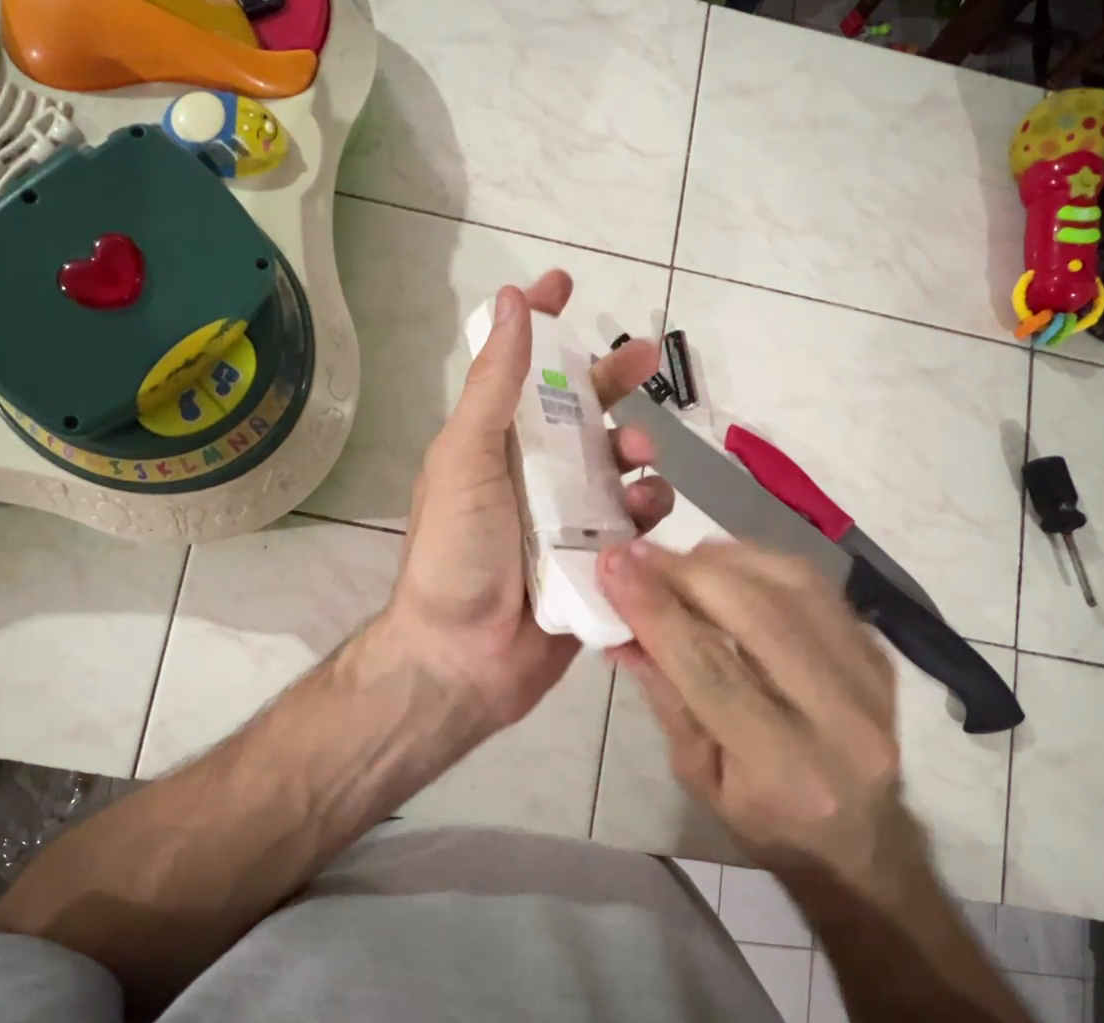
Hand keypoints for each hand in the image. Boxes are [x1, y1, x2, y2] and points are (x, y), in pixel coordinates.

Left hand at [384, 270, 672, 732]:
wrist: (464, 657)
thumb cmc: (456, 552)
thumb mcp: (465, 459)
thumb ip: (494, 386)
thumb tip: (512, 301)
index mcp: (496, 445)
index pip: (522, 372)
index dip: (542, 326)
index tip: (564, 284)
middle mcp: (534, 475)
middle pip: (584, 412)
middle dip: (615, 380)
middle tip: (647, 358)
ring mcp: (567, 519)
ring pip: (620, 467)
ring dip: (636, 453)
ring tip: (636, 463)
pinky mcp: (596, 561)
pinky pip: (636, 524)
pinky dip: (646, 513)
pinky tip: (643, 517)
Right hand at [598, 541, 923, 886]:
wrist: (859, 838)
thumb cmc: (764, 820)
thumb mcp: (698, 778)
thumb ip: (667, 700)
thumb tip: (625, 632)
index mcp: (785, 768)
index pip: (711, 671)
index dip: (657, 613)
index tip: (612, 569)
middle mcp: (840, 718)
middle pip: (756, 617)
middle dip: (685, 574)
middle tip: (636, 553)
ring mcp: (870, 679)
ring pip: (791, 587)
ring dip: (723, 560)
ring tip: (675, 557)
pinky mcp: (879, 653)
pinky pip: (816, 586)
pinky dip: (762, 563)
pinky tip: (724, 563)